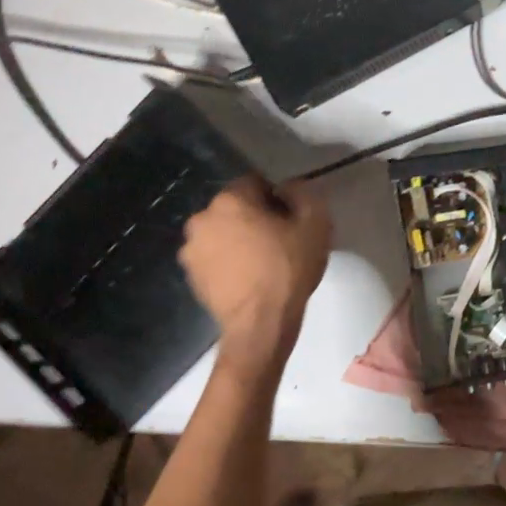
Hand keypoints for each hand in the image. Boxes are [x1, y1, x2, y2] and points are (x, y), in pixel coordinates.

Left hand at [180, 176, 330, 377]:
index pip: (256, 183)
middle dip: (255, 218)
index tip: (291, 221)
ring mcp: (191, 248)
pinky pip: (214, 257)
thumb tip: (289, 188)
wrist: (260, 323)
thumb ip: (303, 194)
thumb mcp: (315, 224)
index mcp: (230, 200)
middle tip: (280, 242)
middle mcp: (202, 218)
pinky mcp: (190, 275)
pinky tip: (249, 279)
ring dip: (239, 240)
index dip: (277, 199)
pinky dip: (229, 262)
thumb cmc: (289, 269)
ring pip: (222, 232)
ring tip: (263, 264)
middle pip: (236, 208)